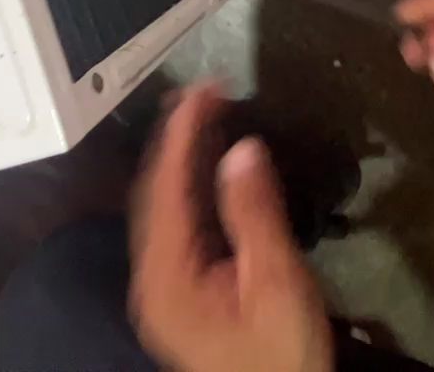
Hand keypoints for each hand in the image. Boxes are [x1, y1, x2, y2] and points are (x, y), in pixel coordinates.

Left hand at [129, 83, 331, 371]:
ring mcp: (162, 282)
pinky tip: (206, 164)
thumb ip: (255, 215)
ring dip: (180, 154)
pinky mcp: (178, 286)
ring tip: (203, 113)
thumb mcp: (277, 286)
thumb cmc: (280, 356)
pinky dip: (187, 181)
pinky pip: (174, 218)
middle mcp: (152, 274)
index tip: (204, 88)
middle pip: (155, 188)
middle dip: (176, 134)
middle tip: (206, 92)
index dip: (182, 130)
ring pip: (162, 201)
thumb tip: (242, 148)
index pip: (167, 183)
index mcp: (167, 274)